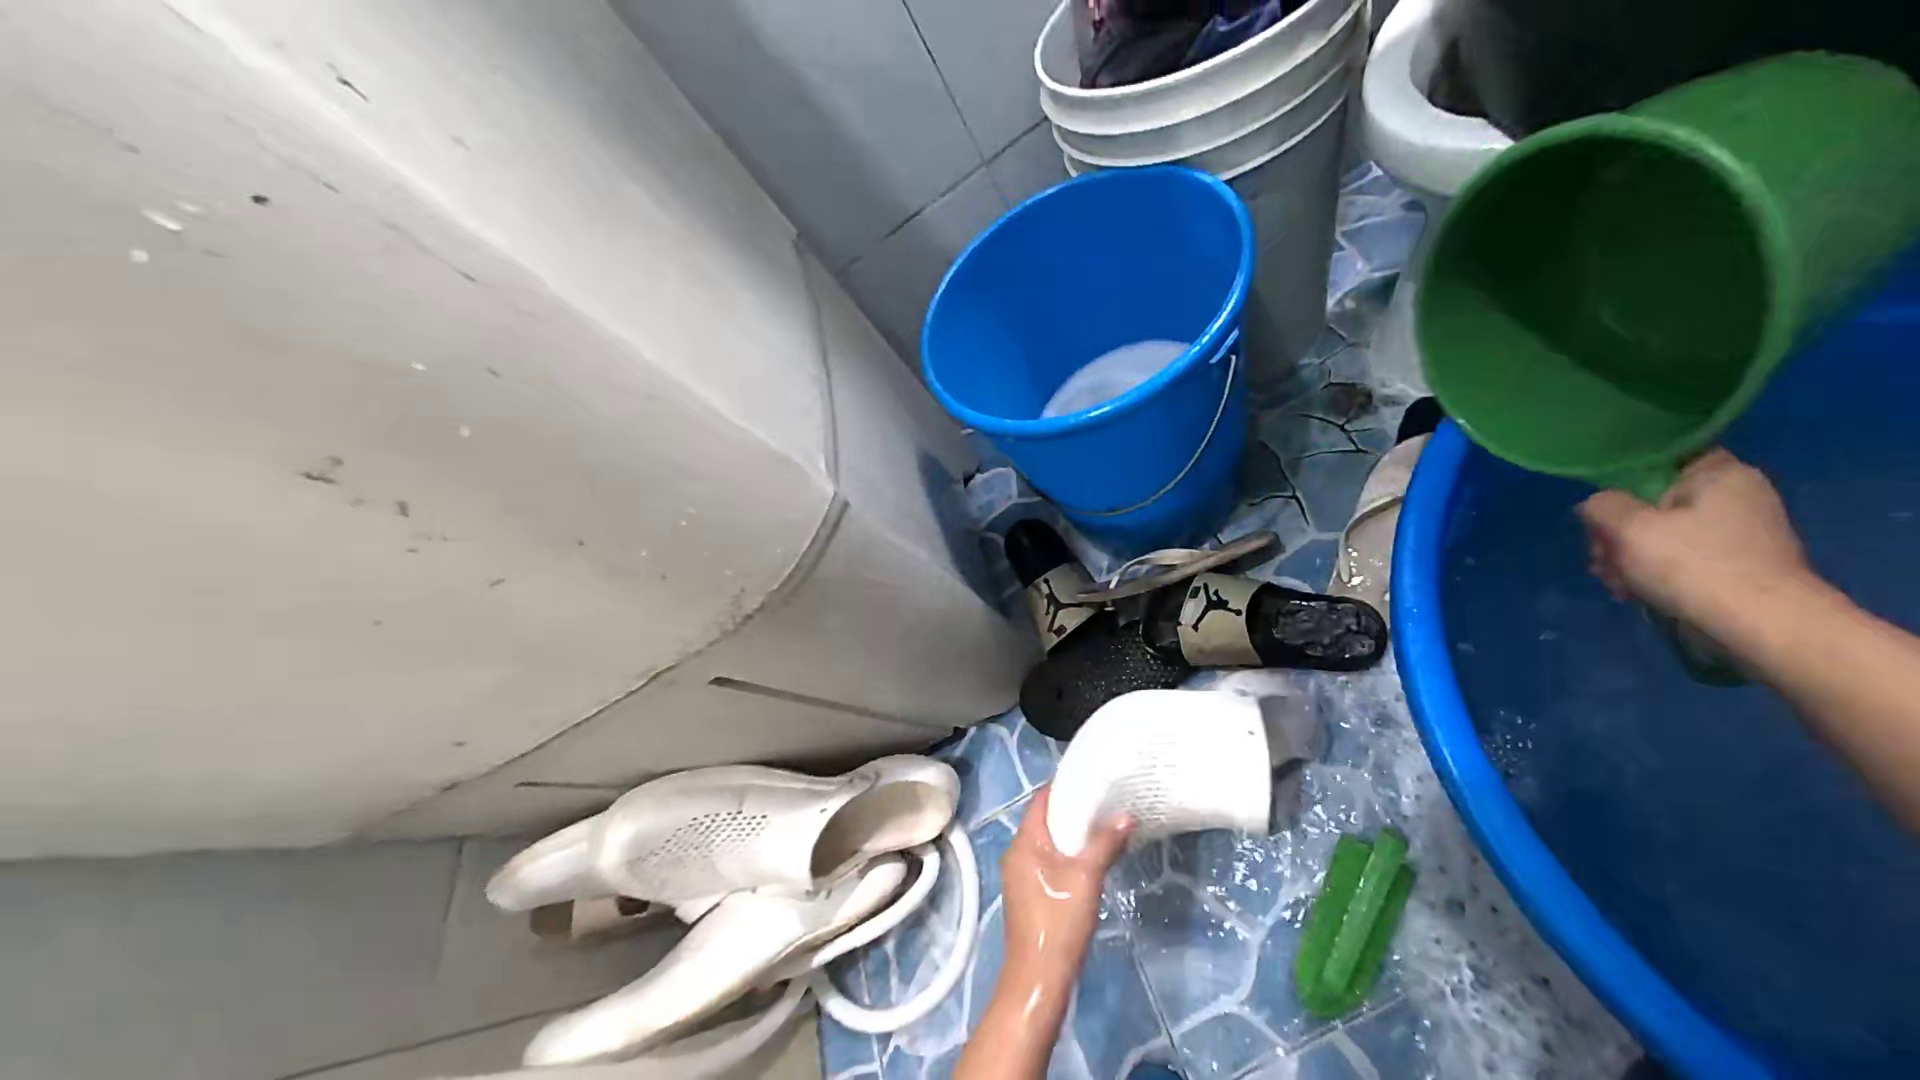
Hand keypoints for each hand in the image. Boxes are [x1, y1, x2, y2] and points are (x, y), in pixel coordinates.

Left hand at [999, 786, 1131, 976]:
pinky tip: (1092, 859)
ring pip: (1048, 843)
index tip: (1093, 778)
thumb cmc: (1059, 921)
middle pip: (1045, 820)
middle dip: (1074, 810)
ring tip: (1104, 826)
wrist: (1038, 978)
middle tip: (1106, 801)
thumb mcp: (1086, 878)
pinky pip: (1049, 861)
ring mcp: (1021, 875)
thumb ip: (1105, 844)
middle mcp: (1017, 853)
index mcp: (1024, 842)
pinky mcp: (1029, 893)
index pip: (1042, 800)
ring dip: (1073, 834)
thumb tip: (1126, 815)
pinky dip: (1068, 855)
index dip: (1066, 786)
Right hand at [1579, 449, 1810, 619]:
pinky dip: (1651, 571)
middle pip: (1653, 502)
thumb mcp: (1626, 526)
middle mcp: (1736, 497)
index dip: (1623, 480)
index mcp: (1720, 474)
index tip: (1601, 507)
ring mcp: (1738, 533)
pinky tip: (1633, 591)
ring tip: (1614, 581)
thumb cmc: (1691, 564)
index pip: (1662, 460)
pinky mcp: (1735, 565)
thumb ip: (1600, 505)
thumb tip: (1596, 506)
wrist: (1760, 625)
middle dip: (1617, 531)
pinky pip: (1678, 557)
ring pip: (1660, 533)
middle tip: (1601, 557)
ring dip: (1627, 556)